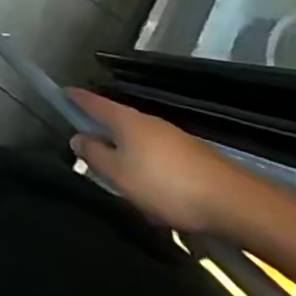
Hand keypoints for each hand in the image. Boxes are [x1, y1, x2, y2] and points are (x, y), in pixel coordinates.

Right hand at [67, 89, 258, 233]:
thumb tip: (76, 137)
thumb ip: (94, 154)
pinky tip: (152, 189)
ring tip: (121, 176)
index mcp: (124, 120)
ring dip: (125, 151)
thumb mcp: (119, 175)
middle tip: (88, 146)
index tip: (60, 92)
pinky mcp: (192, 156)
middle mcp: (147, 121)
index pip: (92, 101)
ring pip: (137, 139)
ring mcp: (172, 137)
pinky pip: (157, 154)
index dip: (74, 96)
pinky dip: (147, 164)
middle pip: (115, 119)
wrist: (235, 203)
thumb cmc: (166, 185)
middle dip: (101, 129)